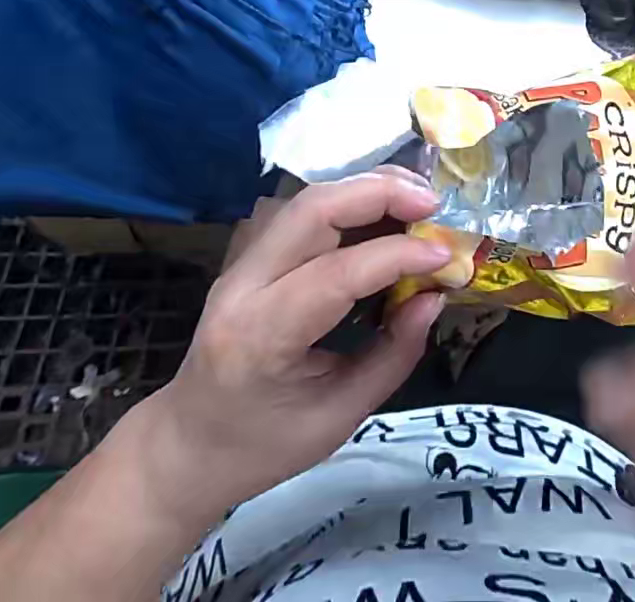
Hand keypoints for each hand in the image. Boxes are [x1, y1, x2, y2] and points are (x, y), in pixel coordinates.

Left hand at [138, 168, 448, 515]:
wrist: (188, 442)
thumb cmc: (263, 446)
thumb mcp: (339, 416)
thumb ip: (393, 354)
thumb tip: (435, 296)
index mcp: (261, 336)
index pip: (335, 273)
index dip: (397, 255)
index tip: (446, 254)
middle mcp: (243, 284)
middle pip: (311, 209)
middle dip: (378, 192)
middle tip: (433, 201)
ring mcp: (240, 263)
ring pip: (306, 200)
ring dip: (364, 189)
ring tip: (417, 198)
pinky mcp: (249, 254)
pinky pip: (302, 212)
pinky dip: (349, 202)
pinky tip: (383, 212)